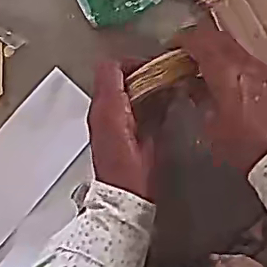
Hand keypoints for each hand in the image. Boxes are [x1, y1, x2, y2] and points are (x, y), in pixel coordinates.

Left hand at [90, 59, 156, 199]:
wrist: (118, 203)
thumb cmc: (134, 178)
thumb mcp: (153, 141)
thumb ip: (160, 111)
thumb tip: (169, 92)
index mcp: (109, 110)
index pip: (111, 68)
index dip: (133, 63)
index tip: (154, 68)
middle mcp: (98, 112)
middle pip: (110, 76)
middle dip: (135, 73)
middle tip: (159, 79)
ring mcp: (97, 122)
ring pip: (110, 89)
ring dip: (132, 86)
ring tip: (156, 93)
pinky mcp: (101, 132)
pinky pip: (112, 105)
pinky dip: (128, 100)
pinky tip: (147, 111)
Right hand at [180, 24, 266, 174]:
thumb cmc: (241, 144)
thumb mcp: (211, 125)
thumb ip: (200, 98)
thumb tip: (191, 85)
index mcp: (227, 72)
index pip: (202, 41)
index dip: (184, 40)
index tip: (172, 46)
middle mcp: (245, 63)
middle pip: (220, 37)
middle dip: (200, 39)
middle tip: (185, 50)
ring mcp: (261, 68)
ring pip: (235, 45)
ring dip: (217, 48)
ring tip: (203, 63)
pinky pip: (246, 58)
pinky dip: (231, 59)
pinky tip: (224, 75)